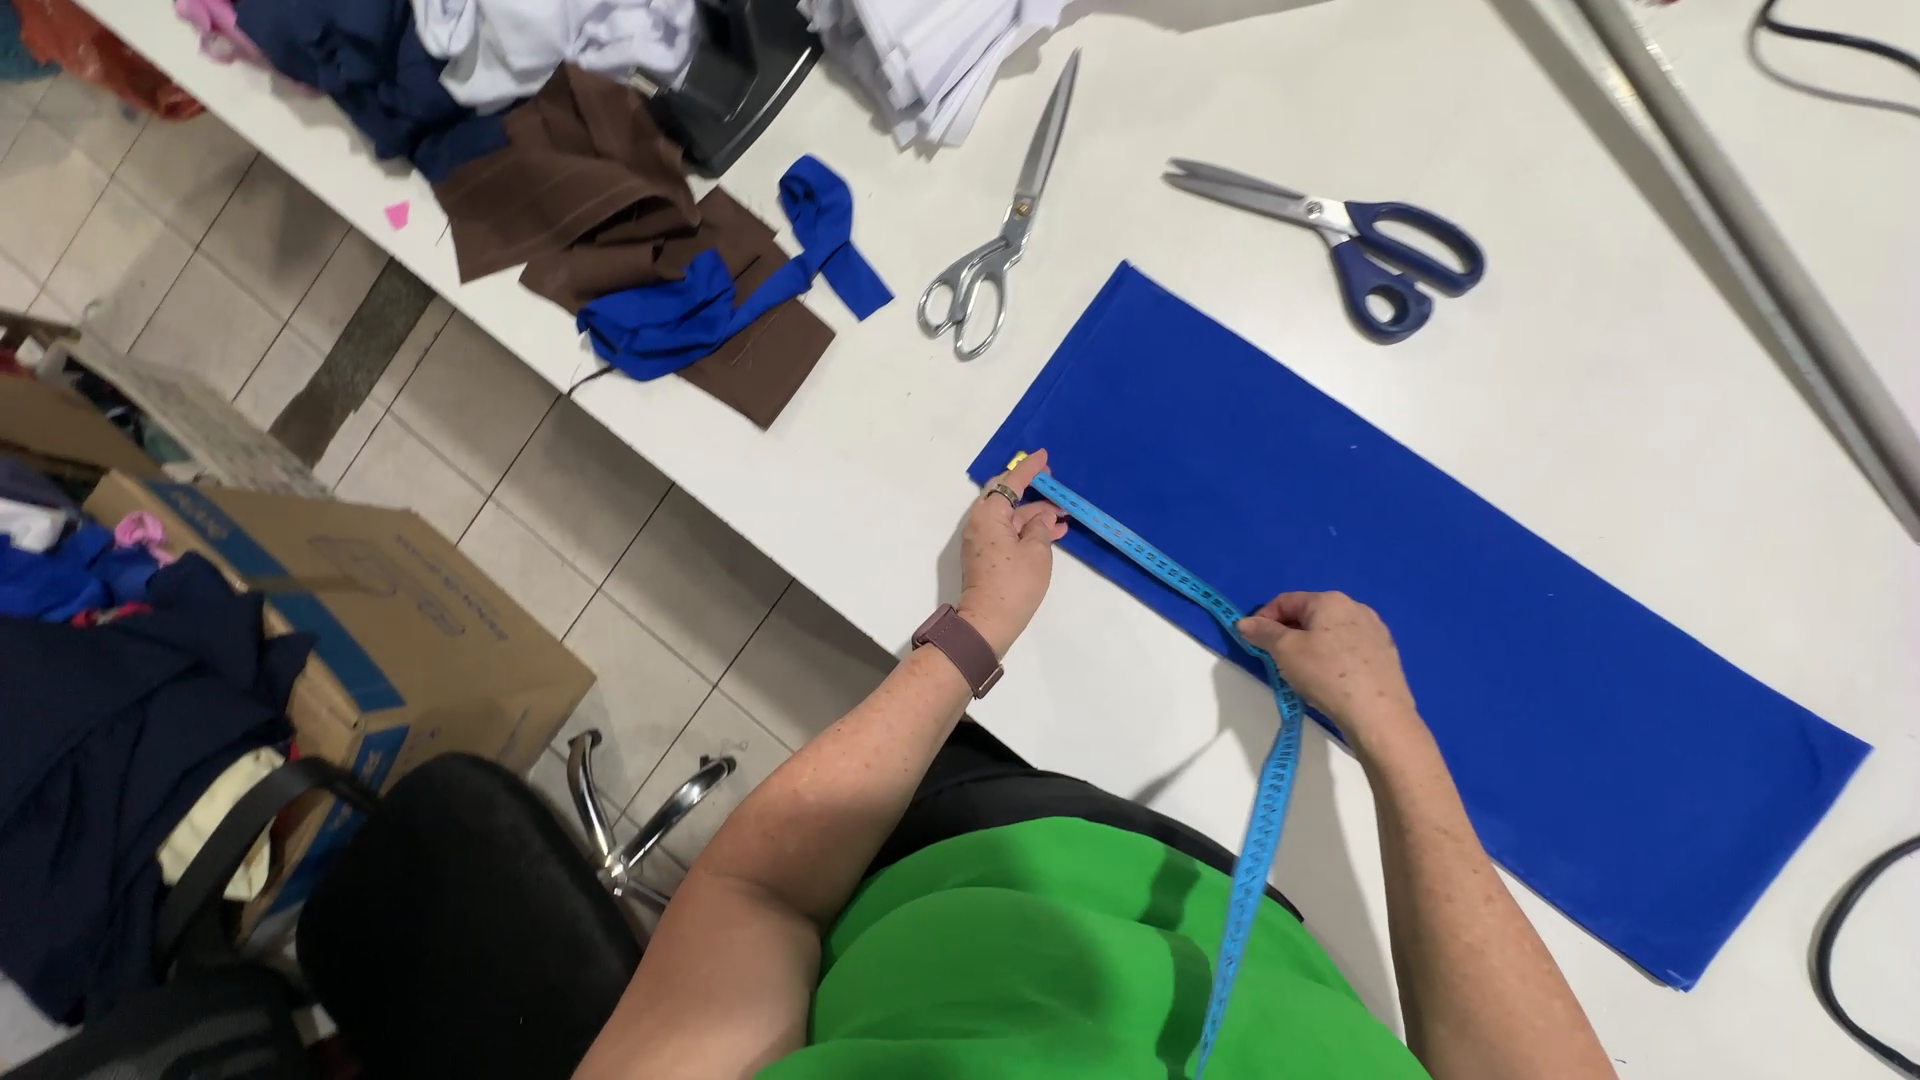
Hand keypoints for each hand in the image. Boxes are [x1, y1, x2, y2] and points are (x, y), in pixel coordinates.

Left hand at [957, 450, 1067, 655]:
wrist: (988, 621)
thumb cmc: (1015, 584)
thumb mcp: (1037, 552)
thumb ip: (1041, 527)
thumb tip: (1040, 519)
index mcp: (989, 514)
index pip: (1010, 482)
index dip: (1029, 469)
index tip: (1044, 457)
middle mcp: (980, 523)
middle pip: (1005, 497)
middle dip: (1031, 491)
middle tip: (1054, 487)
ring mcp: (981, 540)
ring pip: (1009, 517)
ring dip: (1034, 515)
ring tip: (1063, 517)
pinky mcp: (985, 556)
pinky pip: (1007, 532)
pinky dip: (1027, 530)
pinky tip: (1051, 533)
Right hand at [1237, 591, 1425, 750]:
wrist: (1379, 714)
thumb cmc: (1326, 674)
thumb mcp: (1284, 651)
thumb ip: (1262, 632)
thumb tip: (1244, 623)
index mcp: (1329, 600)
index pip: (1285, 601)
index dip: (1263, 619)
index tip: (1254, 641)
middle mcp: (1355, 607)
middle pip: (1309, 614)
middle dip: (1288, 633)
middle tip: (1276, 658)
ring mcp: (1375, 630)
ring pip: (1329, 631)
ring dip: (1310, 645)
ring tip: (1303, 671)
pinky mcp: (1386, 653)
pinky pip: (1349, 647)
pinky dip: (1332, 656)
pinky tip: (1330, 678)